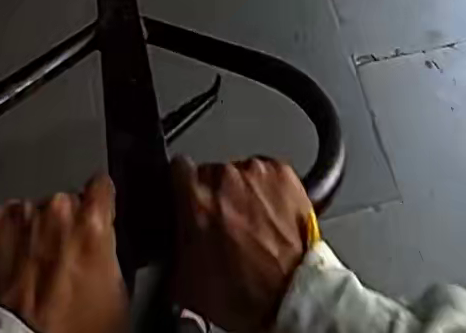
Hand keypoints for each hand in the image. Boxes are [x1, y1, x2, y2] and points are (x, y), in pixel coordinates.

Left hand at [0, 174, 127, 332]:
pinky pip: (4, 221)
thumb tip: (106, 245)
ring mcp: (21, 212)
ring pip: (32, 212)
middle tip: (56, 263)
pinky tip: (8, 268)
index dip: (98, 204)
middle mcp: (56, 208)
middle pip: (64, 203)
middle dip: (62, 226)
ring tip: (28, 272)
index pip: (101, 187)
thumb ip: (111, 256)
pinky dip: (5, 238)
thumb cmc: (67, 332)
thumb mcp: (115, 299)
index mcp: (91, 223)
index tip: (93, 218)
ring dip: (33, 233)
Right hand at [171, 157, 313, 332]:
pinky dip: (270, 189)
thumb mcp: (188, 279)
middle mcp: (224, 178)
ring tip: (257, 224)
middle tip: (229, 222)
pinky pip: (268, 173)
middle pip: (213, 172)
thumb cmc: (248, 295)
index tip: (190, 193)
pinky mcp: (281, 173)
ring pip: (242, 173)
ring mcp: (254, 172)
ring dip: (245, 192)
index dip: (184, 182)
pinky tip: (273, 216)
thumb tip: (170, 231)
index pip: (179, 167)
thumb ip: (173, 241)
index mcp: (196, 198)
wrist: (295, 300)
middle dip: (217, 193)